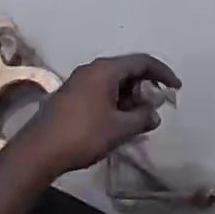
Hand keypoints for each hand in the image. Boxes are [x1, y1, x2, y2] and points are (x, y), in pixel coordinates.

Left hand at [4, 54, 180, 178]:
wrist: (37, 152)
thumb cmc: (83, 135)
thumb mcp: (120, 128)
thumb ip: (142, 118)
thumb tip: (153, 115)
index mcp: (105, 70)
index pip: (142, 62)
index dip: (163, 73)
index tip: (176, 88)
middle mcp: (92, 70)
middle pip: (128, 70)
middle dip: (147, 86)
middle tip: (157, 106)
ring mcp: (78, 82)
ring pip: (114, 81)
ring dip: (131, 96)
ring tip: (140, 117)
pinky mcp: (70, 96)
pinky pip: (101, 91)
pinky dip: (116, 101)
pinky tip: (119, 121)